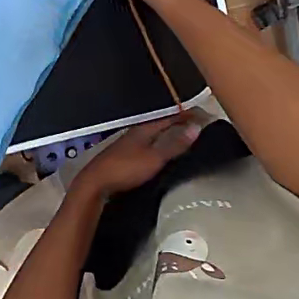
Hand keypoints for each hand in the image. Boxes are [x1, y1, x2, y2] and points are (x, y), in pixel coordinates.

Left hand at [70, 111, 204, 199]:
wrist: (95, 184)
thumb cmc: (125, 169)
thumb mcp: (155, 158)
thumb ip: (175, 144)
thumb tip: (196, 127)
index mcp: (144, 129)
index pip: (170, 116)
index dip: (186, 115)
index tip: (203, 114)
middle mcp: (136, 132)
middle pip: (161, 123)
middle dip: (178, 122)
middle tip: (196, 123)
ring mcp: (128, 143)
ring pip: (153, 133)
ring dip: (168, 132)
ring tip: (182, 134)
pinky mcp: (123, 155)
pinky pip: (147, 143)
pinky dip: (159, 142)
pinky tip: (160, 150)